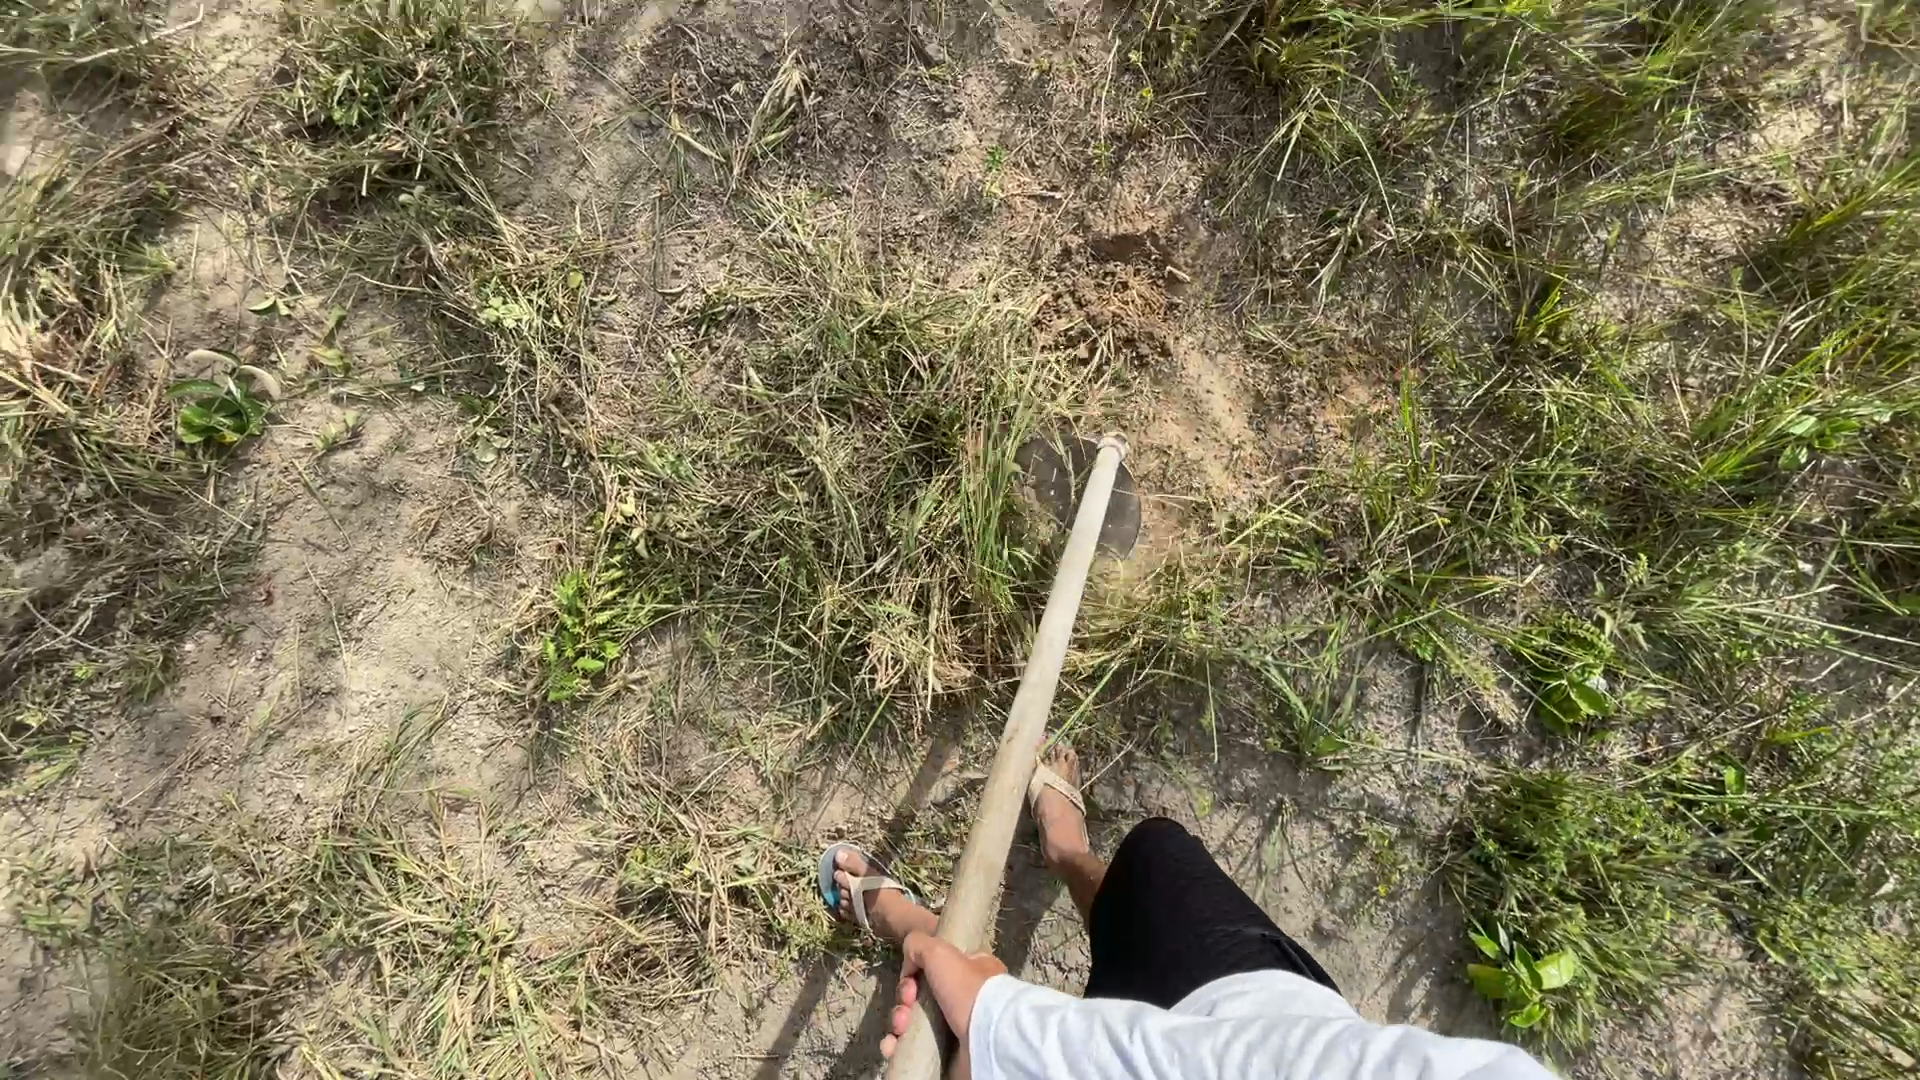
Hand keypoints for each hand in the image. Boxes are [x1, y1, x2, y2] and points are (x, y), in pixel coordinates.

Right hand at [880, 930, 1007, 1076]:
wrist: (986, 1040)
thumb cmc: (967, 989)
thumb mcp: (940, 951)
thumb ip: (919, 944)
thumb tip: (909, 962)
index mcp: (972, 968)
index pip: (937, 964)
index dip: (917, 968)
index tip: (910, 976)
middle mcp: (965, 997)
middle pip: (922, 992)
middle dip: (905, 997)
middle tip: (906, 1002)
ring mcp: (956, 1027)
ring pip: (916, 1019)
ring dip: (899, 1020)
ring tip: (901, 1026)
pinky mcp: (946, 1054)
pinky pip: (916, 1046)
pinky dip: (900, 1045)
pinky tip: (893, 1044)